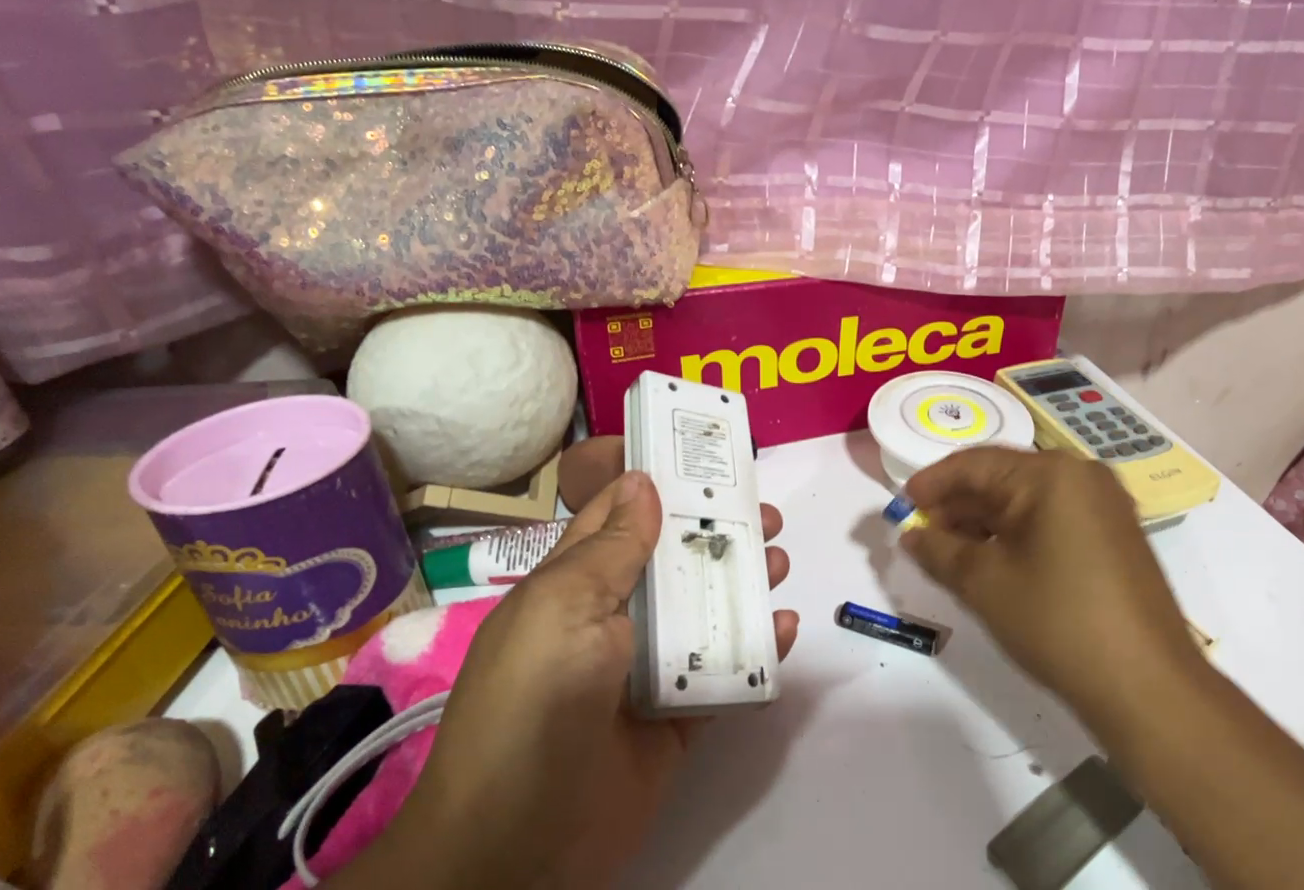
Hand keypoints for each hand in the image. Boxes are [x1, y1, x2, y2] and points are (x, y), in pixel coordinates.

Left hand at [356, 458, 797, 888]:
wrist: (517, 845)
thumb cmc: (533, 704)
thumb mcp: (561, 610)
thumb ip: (610, 548)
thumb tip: (642, 479)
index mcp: (573, 587)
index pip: (620, 518)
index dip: (661, 484)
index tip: (710, 458)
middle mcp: (611, 621)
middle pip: (675, 562)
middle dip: (720, 533)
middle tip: (766, 514)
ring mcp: (646, 672)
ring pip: (706, 612)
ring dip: (746, 584)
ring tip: (781, 560)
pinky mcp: (678, 719)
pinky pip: (726, 673)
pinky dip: (760, 650)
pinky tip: (786, 628)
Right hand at [900, 447, 1195, 721]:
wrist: (1146, 683)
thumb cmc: (1058, 622)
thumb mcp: (985, 584)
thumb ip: (939, 550)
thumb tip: (912, 534)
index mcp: (1052, 474)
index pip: (976, 463)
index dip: (933, 482)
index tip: (901, 504)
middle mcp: (1083, 476)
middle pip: (1005, 478)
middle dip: (959, 505)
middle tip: (922, 533)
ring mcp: (1106, 506)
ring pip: (1030, 501)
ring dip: (987, 522)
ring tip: (951, 552)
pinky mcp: (1116, 536)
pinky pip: (1055, 519)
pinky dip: (1019, 534)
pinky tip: (995, 562)